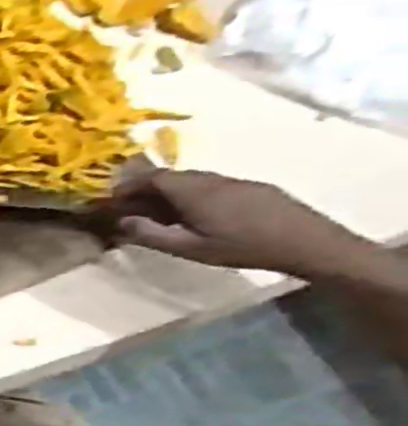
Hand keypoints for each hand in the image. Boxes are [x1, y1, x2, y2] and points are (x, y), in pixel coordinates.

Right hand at [110, 168, 380, 279]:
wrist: (311, 244)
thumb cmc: (243, 248)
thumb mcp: (189, 248)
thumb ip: (151, 234)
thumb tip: (122, 221)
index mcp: (196, 192)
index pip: (155, 178)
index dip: (130, 185)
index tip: (113, 199)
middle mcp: (216, 181)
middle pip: (175, 176)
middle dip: (149, 188)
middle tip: (133, 208)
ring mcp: (239, 183)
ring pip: (195, 180)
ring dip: (172, 192)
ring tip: (162, 213)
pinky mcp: (256, 190)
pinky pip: (215, 185)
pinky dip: (194, 194)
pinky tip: (197, 214)